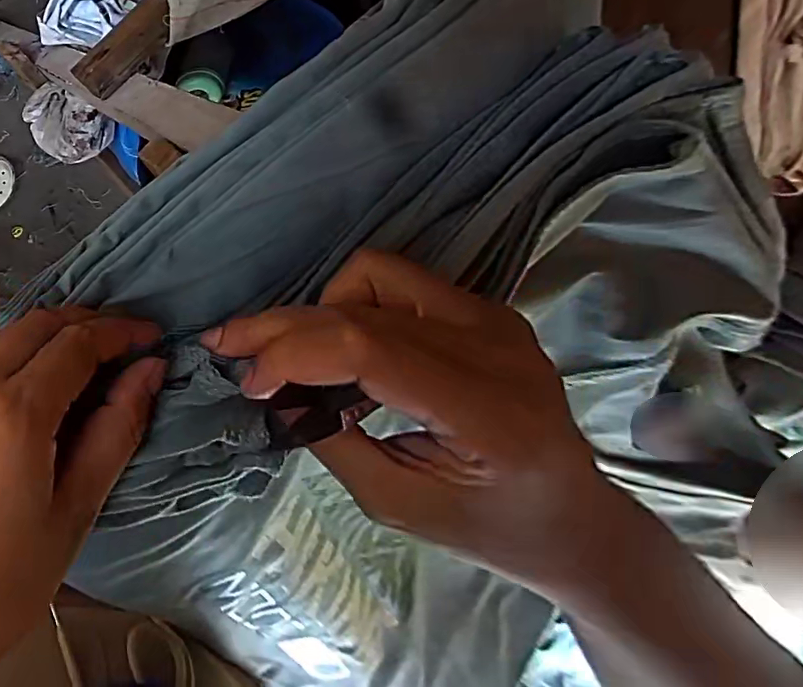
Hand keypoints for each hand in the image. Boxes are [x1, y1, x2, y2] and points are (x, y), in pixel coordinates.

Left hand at [0, 307, 163, 683]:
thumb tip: (149, 369)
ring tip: (82, 358)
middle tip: (121, 341)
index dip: (119, 331)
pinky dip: (11, 350)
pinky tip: (30, 378)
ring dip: (47, 333)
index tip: (149, 334)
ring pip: (5, 331)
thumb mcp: (76, 508)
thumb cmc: (3, 577)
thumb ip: (116, 428)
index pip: (76, 343)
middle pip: (39, 323)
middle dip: (86, 321)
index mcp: (14, 412)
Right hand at [203, 249, 621, 592]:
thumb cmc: (488, 526)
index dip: (293, 354)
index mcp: (486, 411)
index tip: (250, 382)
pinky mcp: (479, 307)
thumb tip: (270, 390)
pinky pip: (388, 276)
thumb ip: (329, 440)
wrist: (576, 518)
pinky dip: (346, 302)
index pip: (367, 348)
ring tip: (291, 355)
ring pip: (365, 276)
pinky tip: (338, 343)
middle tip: (226, 345)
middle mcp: (492, 348)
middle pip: (355, 310)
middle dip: (278, 327)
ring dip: (315, 313)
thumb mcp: (396, 503)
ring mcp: (489, 319)